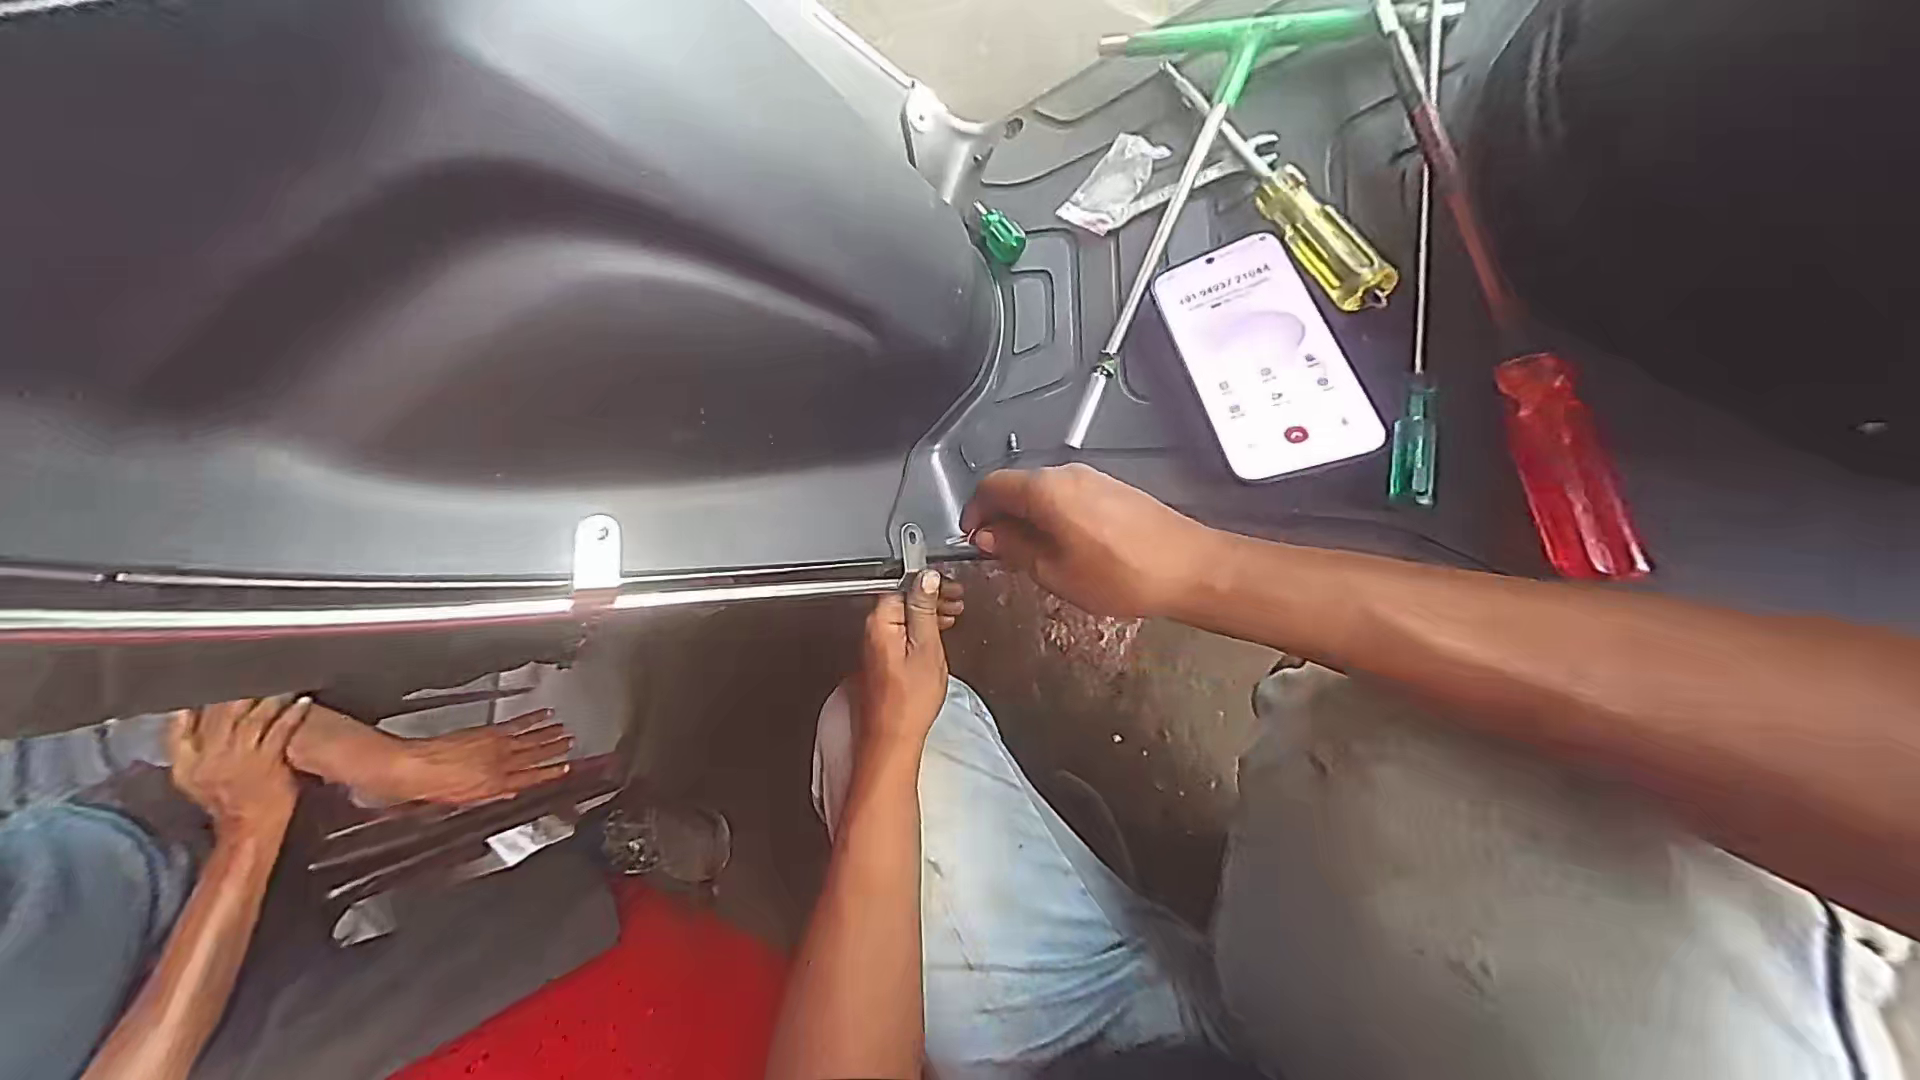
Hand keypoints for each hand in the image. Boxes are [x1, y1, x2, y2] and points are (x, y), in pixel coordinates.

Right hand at [167, 696, 311, 836]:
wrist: (249, 828)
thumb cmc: (231, 802)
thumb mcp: (196, 781)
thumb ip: (194, 754)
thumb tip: (191, 727)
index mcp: (186, 766)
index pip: (179, 730)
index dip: (192, 706)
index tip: (206, 683)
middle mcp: (208, 760)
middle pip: (218, 718)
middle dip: (234, 694)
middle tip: (254, 673)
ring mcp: (238, 760)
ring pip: (250, 720)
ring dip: (267, 699)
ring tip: (282, 682)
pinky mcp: (266, 762)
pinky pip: (279, 731)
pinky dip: (292, 714)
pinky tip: (303, 701)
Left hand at [392, 709, 573, 804]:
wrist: (409, 768)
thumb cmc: (429, 788)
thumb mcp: (461, 800)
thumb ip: (491, 794)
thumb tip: (509, 792)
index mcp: (495, 784)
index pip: (531, 777)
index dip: (550, 773)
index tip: (565, 768)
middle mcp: (500, 763)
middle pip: (535, 755)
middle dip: (555, 749)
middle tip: (571, 743)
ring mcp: (496, 745)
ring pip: (531, 739)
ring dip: (549, 734)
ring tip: (564, 729)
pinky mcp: (489, 731)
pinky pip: (517, 724)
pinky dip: (533, 718)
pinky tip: (543, 714)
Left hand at [852, 570, 955, 761]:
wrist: (893, 738)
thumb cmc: (908, 702)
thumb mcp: (926, 647)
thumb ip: (925, 609)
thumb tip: (926, 579)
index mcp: (880, 622)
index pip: (904, 585)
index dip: (929, 583)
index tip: (949, 587)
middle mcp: (872, 631)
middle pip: (902, 597)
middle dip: (931, 595)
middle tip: (954, 599)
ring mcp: (875, 645)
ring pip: (903, 615)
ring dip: (928, 611)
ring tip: (951, 615)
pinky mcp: (881, 659)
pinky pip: (902, 631)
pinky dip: (921, 628)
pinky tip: (935, 634)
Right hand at [960, 464, 1218, 617]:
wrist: (1190, 568)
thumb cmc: (1123, 574)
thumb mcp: (1054, 571)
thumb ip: (1014, 548)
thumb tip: (989, 535)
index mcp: (1046, 489)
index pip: (991, 486)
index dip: (974, 512)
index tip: (973, 538)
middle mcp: (1067, 474)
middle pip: (1015, 485)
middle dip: (999, 517)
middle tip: (999, 553)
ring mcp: (1092, 478)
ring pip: (1040, 491)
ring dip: (1025, 518)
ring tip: (1031, 556)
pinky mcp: (1110, 489)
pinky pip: (1065, 496)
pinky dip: (1050, 516)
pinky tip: (1062, 547)